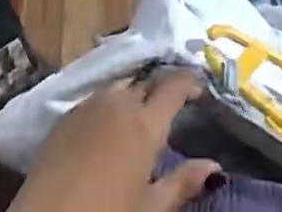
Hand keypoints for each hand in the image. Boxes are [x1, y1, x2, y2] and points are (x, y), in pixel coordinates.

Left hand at [8, 68, 223, 211]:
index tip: (200, 87)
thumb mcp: (150, 207)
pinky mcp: (67, 114)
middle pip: (147, 83)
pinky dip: (111, 103)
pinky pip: (98, 97)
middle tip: (173, 105)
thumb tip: (214, 166)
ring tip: (142, 112)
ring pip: (121, 87)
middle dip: (162, 89)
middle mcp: (120, 102)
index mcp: (145, 123)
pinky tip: (110, 124)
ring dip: (136, 94)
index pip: (173, 86)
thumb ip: (183, 182)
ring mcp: (90, 104)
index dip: (189, 81)